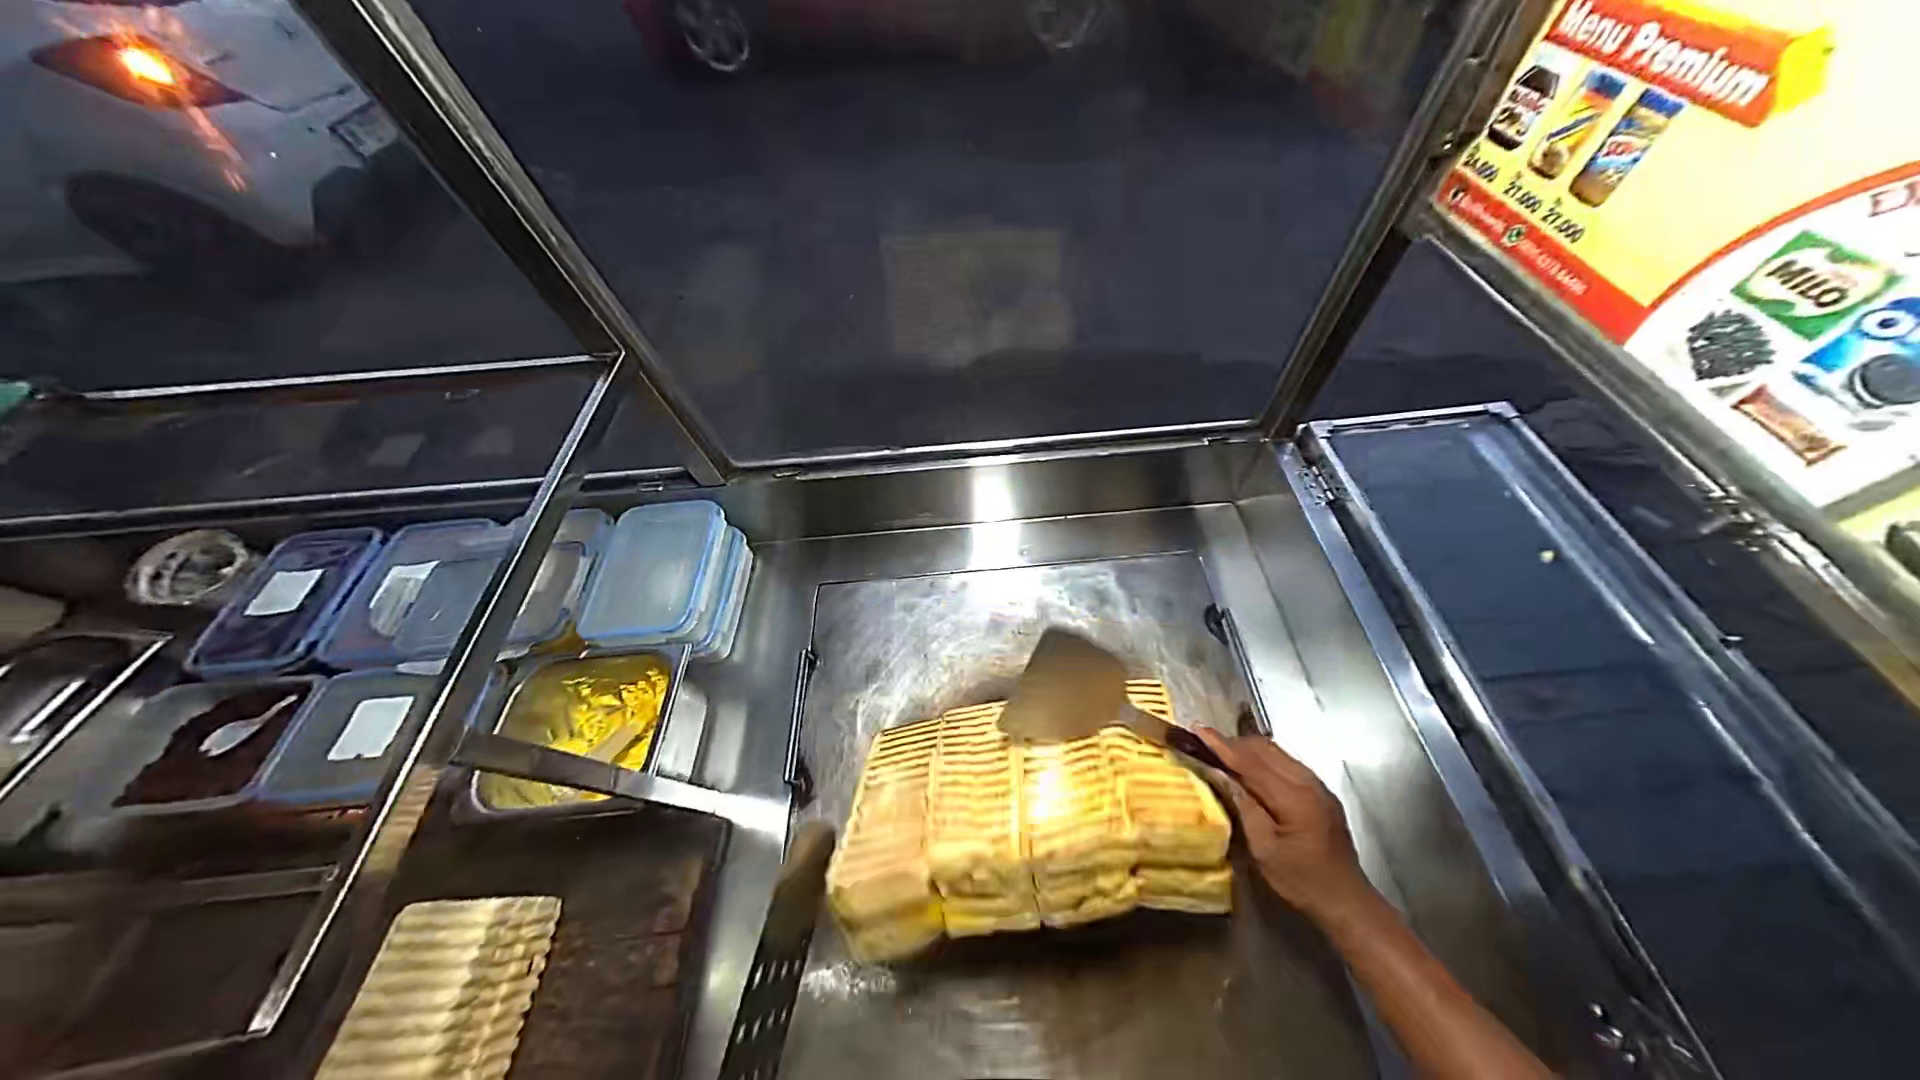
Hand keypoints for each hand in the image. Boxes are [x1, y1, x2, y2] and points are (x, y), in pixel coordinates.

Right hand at [1195, 728, 1369, 919]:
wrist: (1346, 901)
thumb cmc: (1300, 881)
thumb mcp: (1263, 848)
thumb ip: (1242, 806)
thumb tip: (1220, 774)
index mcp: (1295, 798)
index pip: (1251, 762)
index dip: (1221, 745)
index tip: (1197, 730)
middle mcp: (1309, 783)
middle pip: (1264, 749)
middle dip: (1232, 744)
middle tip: (1204, 746)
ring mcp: (1318, 785)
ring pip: (1276, 752)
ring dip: (1247, 750)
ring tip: (1221, 756)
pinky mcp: (1320, 792)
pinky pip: (1285, 762)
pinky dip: (1262, 759)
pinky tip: (1248, 771)